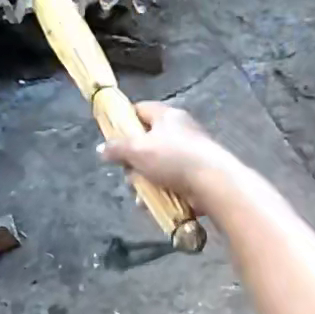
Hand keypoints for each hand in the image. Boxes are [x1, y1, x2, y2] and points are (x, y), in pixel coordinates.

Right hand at [98, 103, 243, 212]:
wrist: (212, 182)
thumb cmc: (173, 158)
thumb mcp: (137, 150)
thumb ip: (117, 148)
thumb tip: (101, 149)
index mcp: (167, 115)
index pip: (140, 110)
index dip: (124, 121)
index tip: (112, 137)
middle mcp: (180, 130)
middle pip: (146, 141)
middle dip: (133, 161)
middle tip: (127, 172)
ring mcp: (189, 152)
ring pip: (157, 165)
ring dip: (145, 181)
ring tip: (141, 195)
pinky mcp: (195, 174)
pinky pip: (170, 181)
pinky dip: (160, 191)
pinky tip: (153, 203)